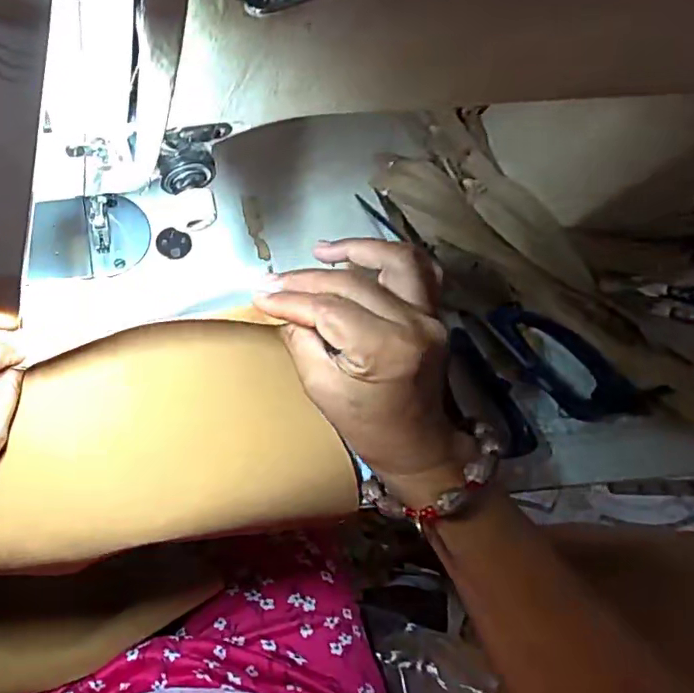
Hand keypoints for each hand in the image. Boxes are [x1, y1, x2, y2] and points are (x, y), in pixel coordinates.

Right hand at [253, 238, 465, 480]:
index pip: (327, 308)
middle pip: (351, 282)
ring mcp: (431, 315)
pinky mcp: (434, 313)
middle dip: (304, 280)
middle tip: (271, 282)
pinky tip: (360, 256)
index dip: (289, 299)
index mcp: (385, 347)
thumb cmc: (367, 425)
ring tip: (320, 251)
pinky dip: (388, 257)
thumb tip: (283, 309)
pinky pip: (419, 271)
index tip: (259, 295)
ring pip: (394, 261)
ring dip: (354, 249)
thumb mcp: (320, 387)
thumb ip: (302, 341)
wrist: (419, 443)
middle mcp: (414, 323)